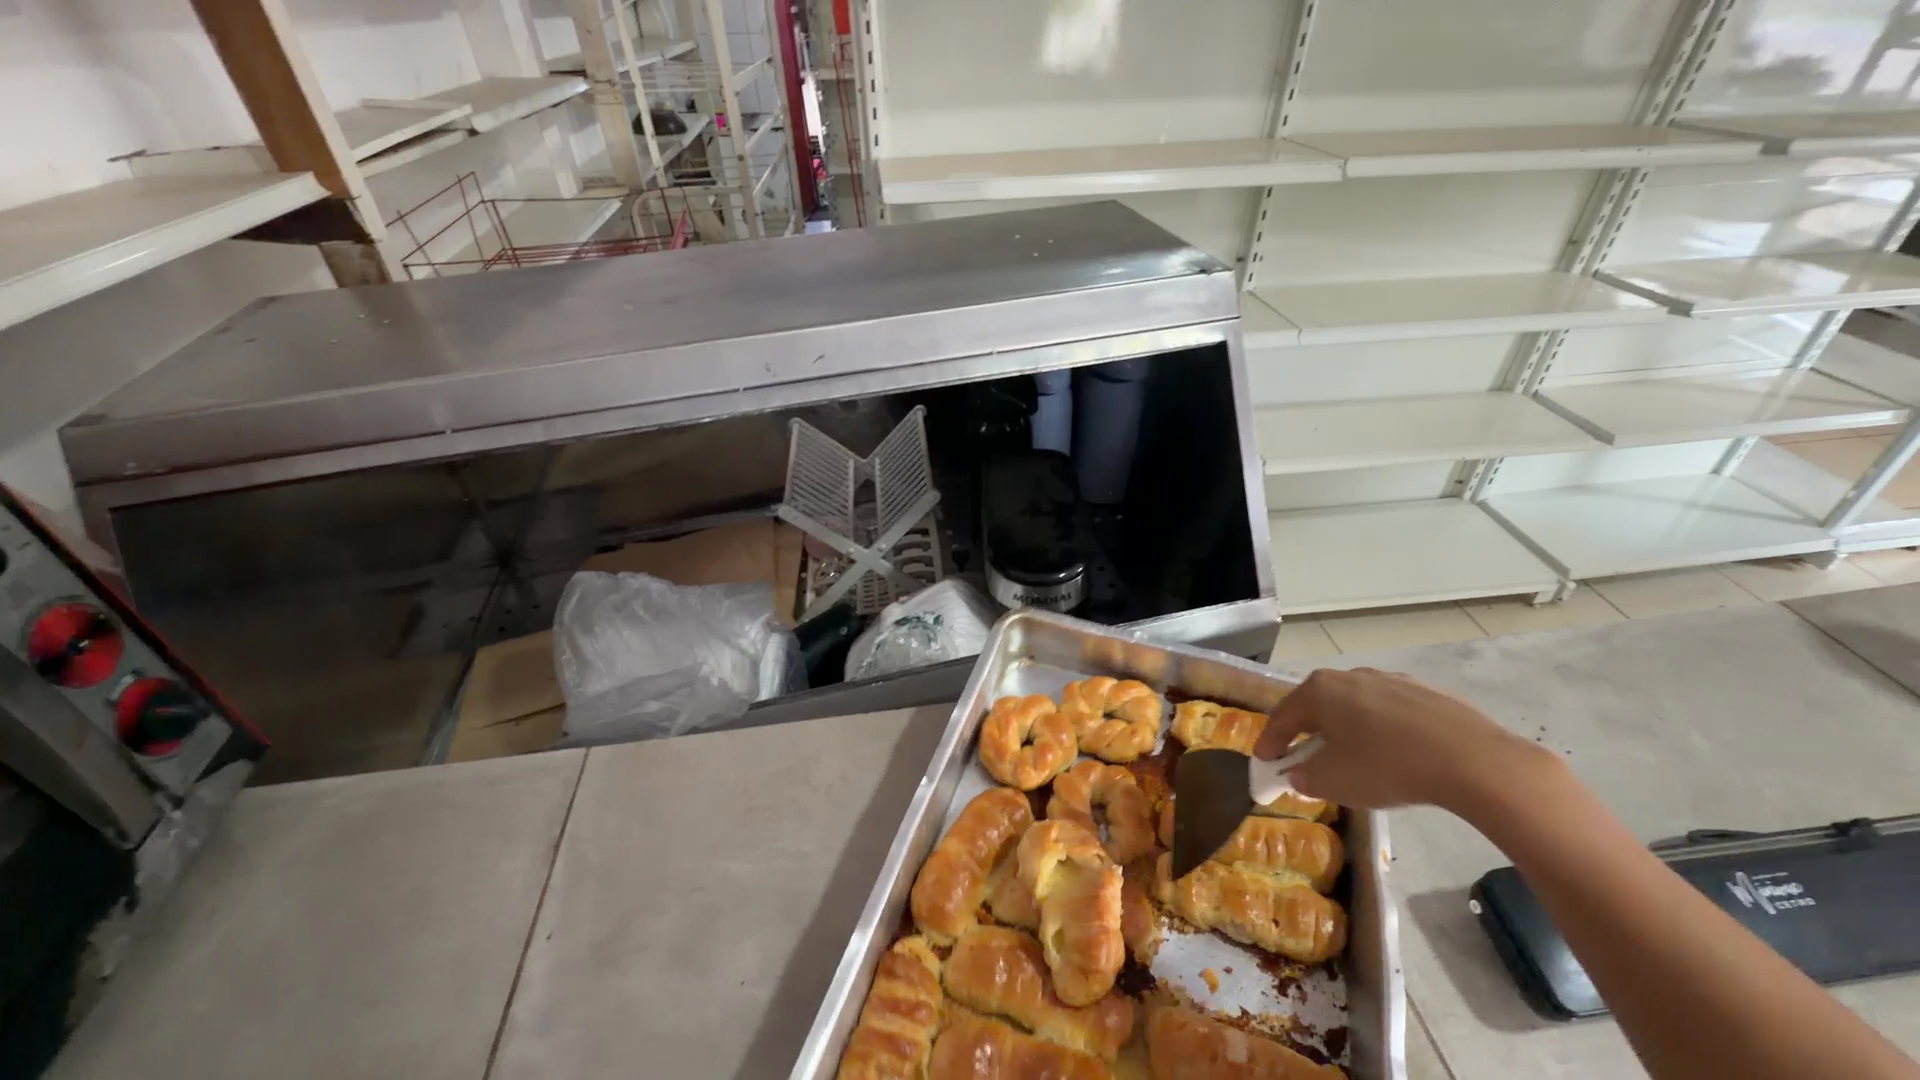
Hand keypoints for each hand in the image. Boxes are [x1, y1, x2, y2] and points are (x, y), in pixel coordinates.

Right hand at [1252, 667, 1550, 811]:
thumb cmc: (1386, 767)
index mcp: (1319, 691)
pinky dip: (1380, 730)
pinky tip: (1393, 754)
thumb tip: (1300, 772)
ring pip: (1355, 706)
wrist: (1471, 760)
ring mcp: (1391, 680)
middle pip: (1317, 705)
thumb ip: (1304, 777)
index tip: (1264, 761)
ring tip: (1351, 757)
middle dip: (1307, 731)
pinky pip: (1390, 712)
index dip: (1269, 741)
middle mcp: (1350, 676)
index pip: (1282, 716)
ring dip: (1345, 729)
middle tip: (1302, 757)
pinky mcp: (1427, 693)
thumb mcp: (1333, 782)